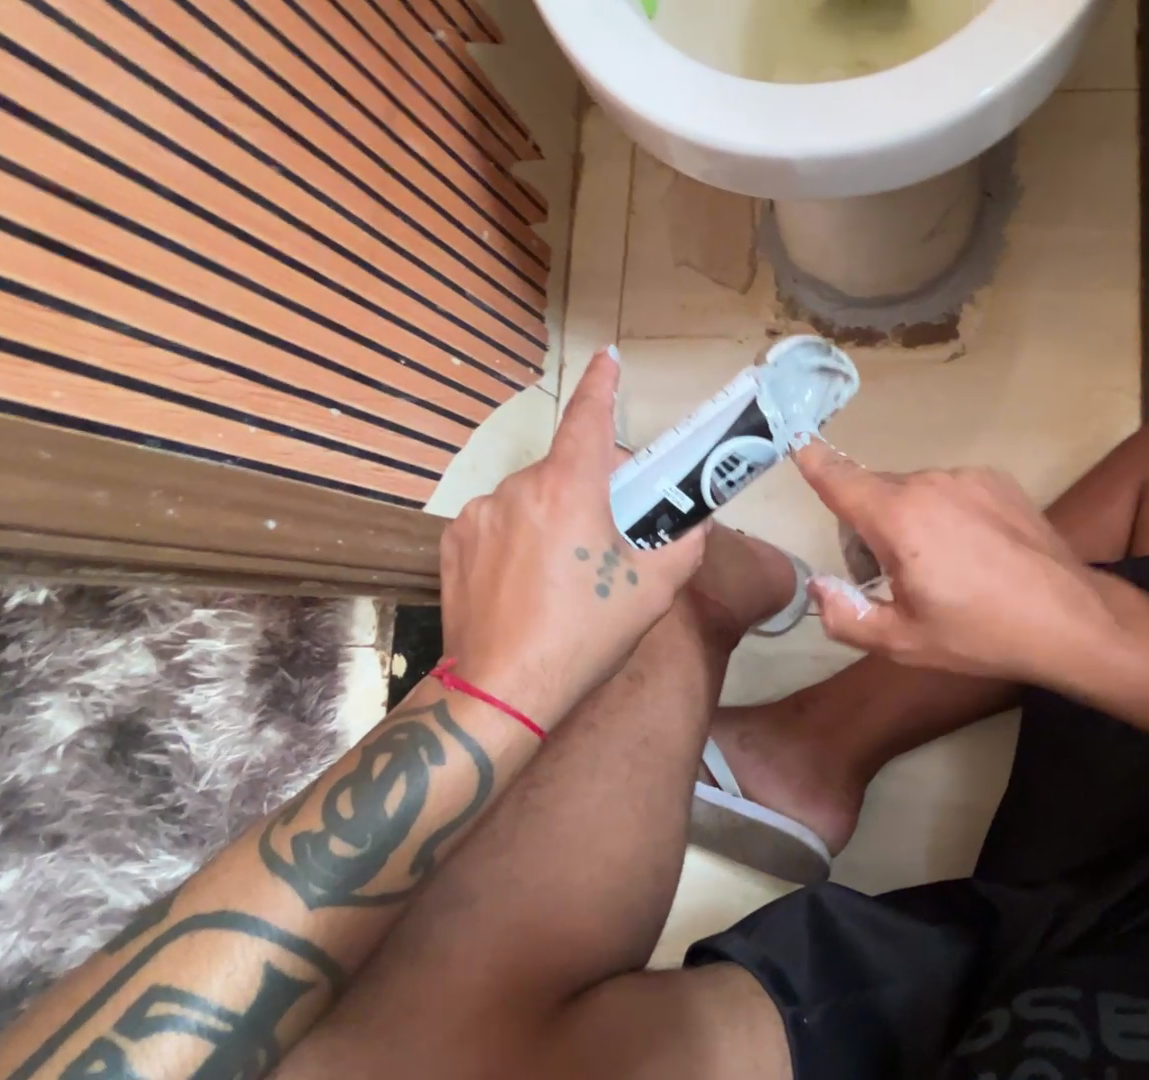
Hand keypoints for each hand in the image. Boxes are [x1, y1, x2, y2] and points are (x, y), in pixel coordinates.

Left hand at [439, 350, 706, 726]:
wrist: (503, 690)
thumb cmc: (586, 634)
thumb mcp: (654, 591)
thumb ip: (684, 546)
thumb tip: (695, 525)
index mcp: (569, 491)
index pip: (588, 419)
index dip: (603, 385)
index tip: (609, 358)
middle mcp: (518, 489)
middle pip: (567, 468)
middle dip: (593, 486)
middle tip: (613, 533)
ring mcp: (478, 515)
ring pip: (532, 497)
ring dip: (556, 514)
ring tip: (566, 569)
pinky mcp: (453, 542)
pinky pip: (500, 521)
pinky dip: (521, 534)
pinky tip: (529, 579)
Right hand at [792, 440, 1115, 681]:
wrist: (1068, 617)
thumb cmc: (980, 634)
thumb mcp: (904, 641)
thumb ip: (847, 616)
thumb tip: (818, 587)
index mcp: (899, 518)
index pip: (840, 479)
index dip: (814, 463)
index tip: (798, 444)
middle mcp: (930, 483)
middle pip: (877, 492)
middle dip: (869, 525)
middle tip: (894, 577)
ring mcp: (969, 477)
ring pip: (915, 491)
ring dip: (910, 519)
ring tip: (943, 568)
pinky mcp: (999, 480)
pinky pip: (952, 489)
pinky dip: (946, 512)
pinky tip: (974, 551)